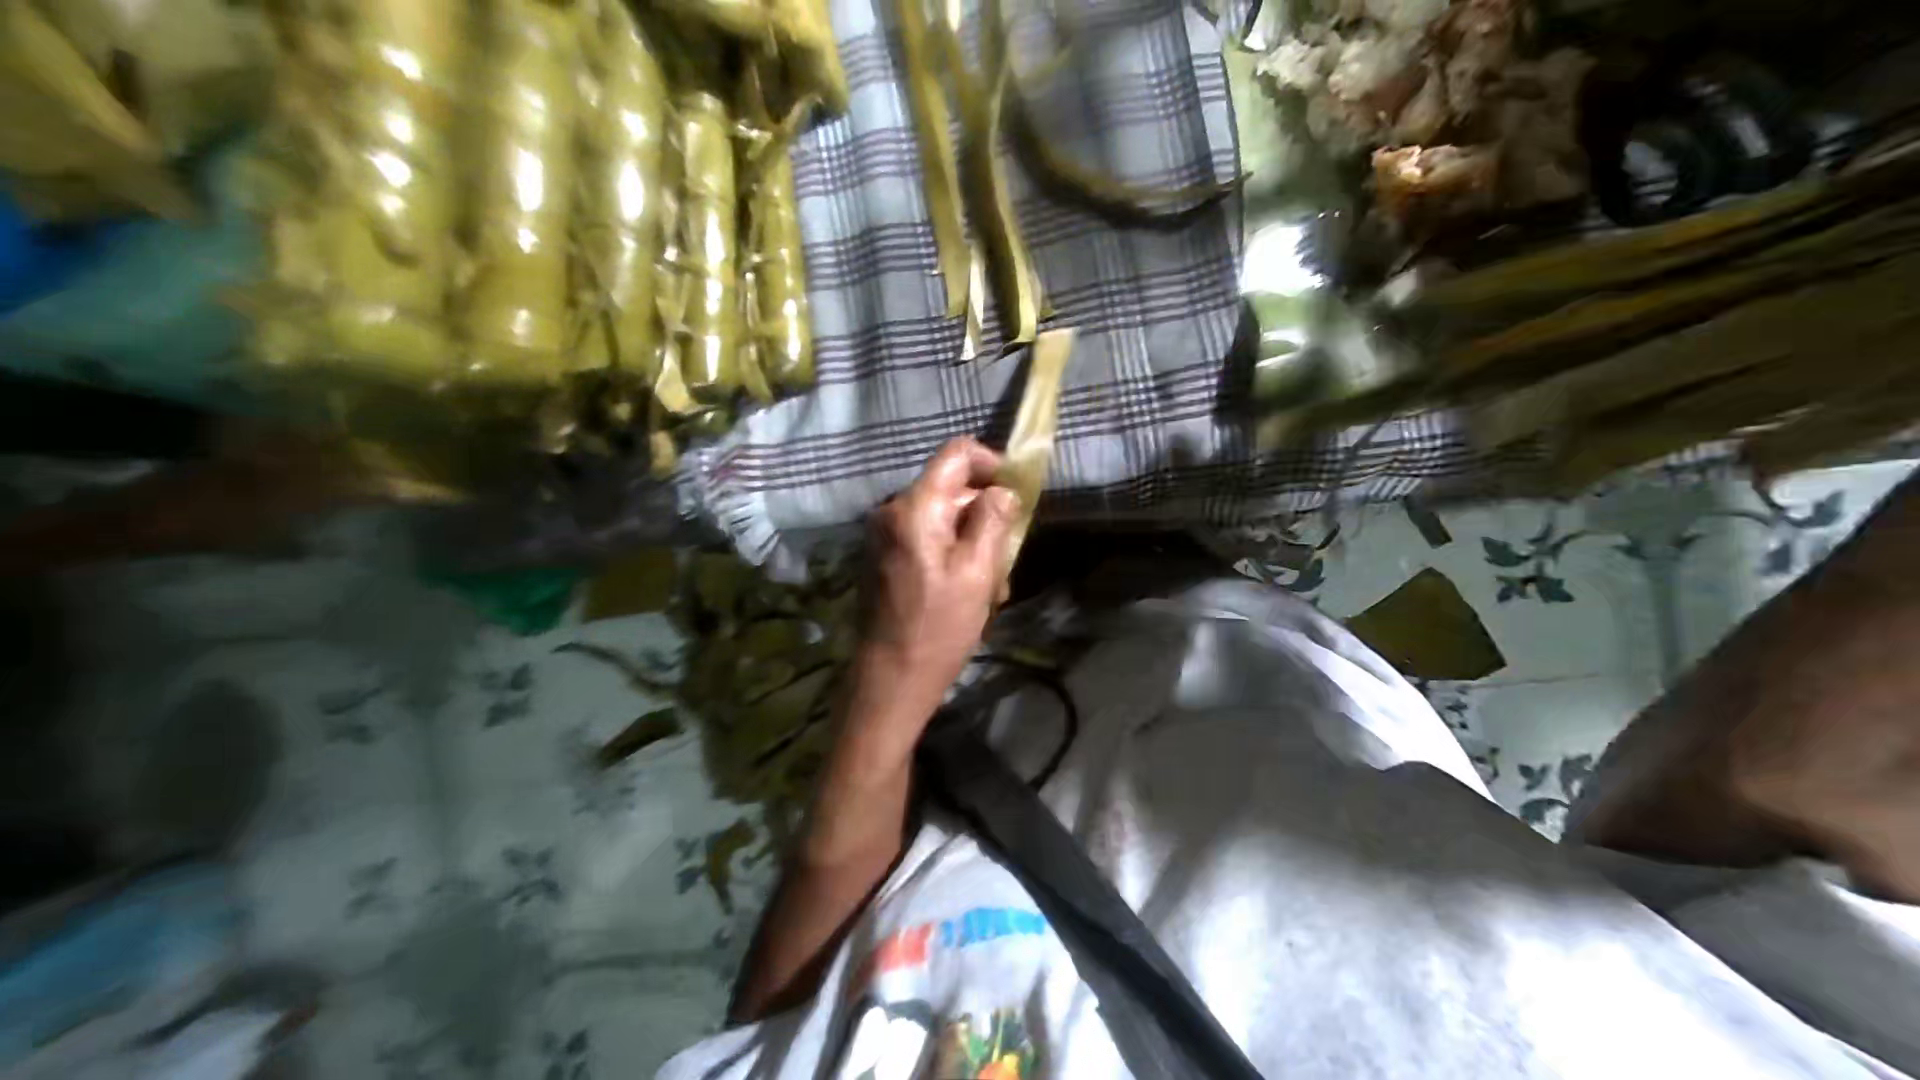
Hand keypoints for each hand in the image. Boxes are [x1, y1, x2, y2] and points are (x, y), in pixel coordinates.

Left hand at [844, 438, 1018, 755]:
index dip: (991, 463)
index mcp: (914, 508)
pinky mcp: (885, 556)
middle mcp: (892, 511)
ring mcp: (885, 535)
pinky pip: (927, 538)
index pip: (956, 454)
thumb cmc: (937, 628)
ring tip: (991, 588)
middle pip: (951, 489)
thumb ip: (992, 521)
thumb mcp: (977, 572)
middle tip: (1008, 560)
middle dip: (986, 517)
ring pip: (943, 518)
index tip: (1015, 494)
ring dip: (974, 543)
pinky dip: (953, 555)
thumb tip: (1002, 490)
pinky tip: (969, 593)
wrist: (889, 680)